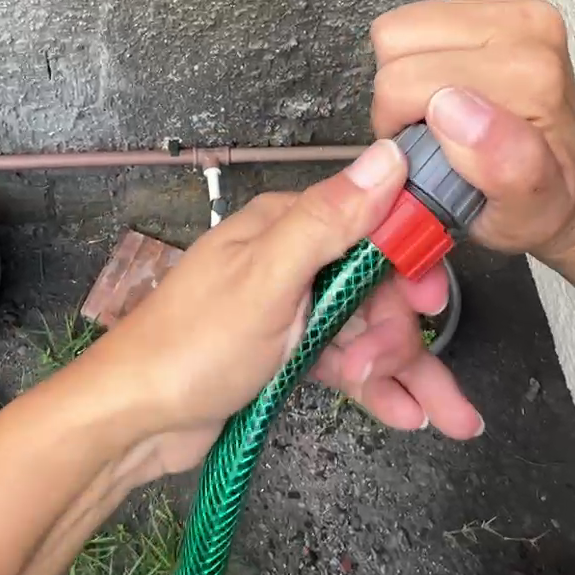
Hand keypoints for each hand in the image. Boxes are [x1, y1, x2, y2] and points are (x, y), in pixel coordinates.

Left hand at [81, 141, 484, 478]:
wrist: (134, 419)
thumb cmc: (192, 345)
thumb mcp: (266, 279)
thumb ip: (329, 221)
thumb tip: (389, 155)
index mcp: (285, 227)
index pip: (370, 223)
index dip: (408, 260)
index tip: (431, 301)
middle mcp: (291, 259)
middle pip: (375, 285)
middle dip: (397, 332)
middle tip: (384, 369)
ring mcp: (290, 308)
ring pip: (366, 329)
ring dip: (404, 369)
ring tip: (440, 415)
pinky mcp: (285, 352)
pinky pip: (345, 362)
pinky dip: (377, 388)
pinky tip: (406, 415)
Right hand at [370, 0, 574, 259]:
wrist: (565, 188)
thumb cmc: (535, 204)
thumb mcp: (524, 212)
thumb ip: (501, 167)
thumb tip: (453, 109)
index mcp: (531, 71)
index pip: (402, 80)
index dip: (398, 124)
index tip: (433, 153)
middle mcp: (527, 26)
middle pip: (396, 39)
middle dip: (398, 95)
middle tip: (432, 133)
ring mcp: (512, 9)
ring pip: (397, 27)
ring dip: (404, 76)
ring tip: (436, 114)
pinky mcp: (495, 5)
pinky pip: (413, 22)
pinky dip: (415, 60)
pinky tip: (444, 91)